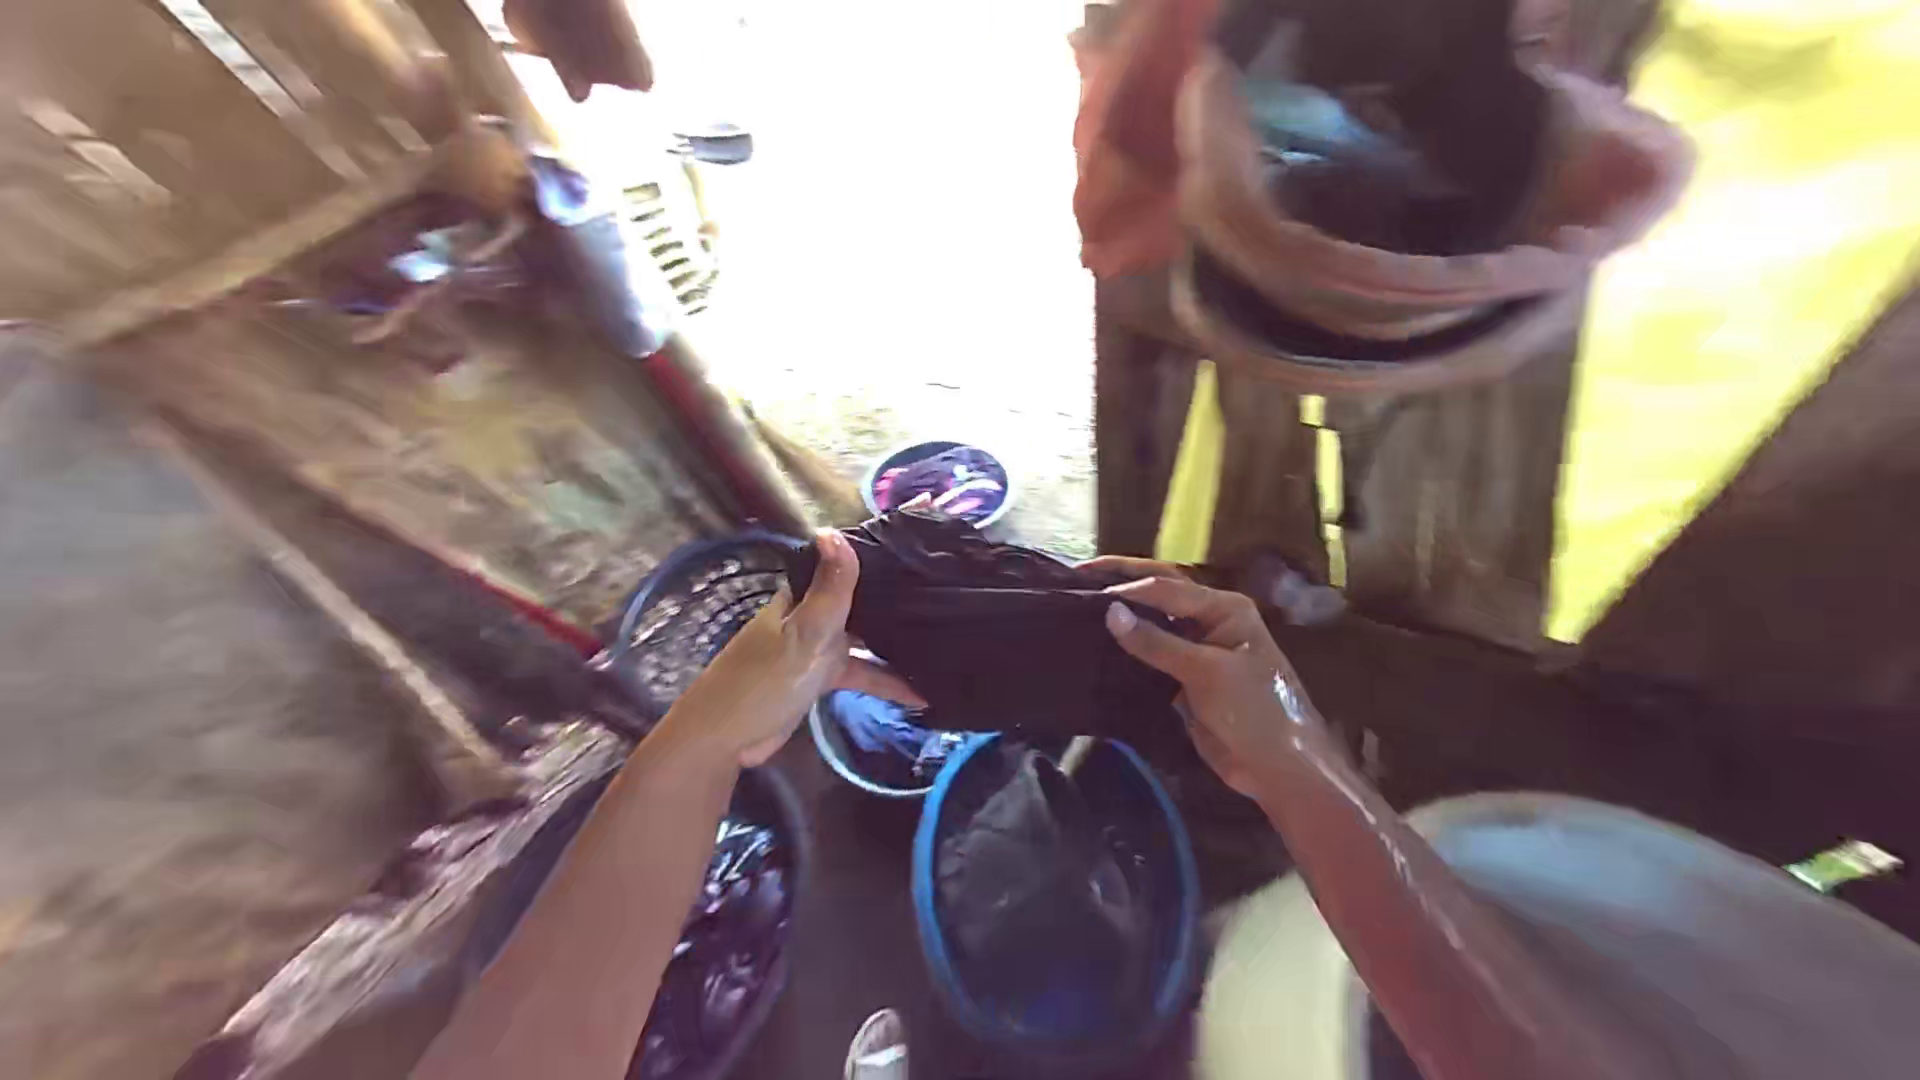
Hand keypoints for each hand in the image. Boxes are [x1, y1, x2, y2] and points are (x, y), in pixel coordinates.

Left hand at [659, 529, 924, 766]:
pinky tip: (922, 694)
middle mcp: (816, 612)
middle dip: (903, 590)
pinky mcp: (824, 676)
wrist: (724, 740)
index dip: (884, 544)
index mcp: (806, 594)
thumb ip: (827, 590)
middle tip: (952, 581)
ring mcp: (821, 644)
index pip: (849, 559)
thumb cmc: (762, 681)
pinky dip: (889, 682)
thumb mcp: (803, 634)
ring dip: (900, 638)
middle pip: (866, 595)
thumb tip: (834, 530)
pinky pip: (865, 672)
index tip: (926, 528)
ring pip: (870, 635)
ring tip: (949, 634)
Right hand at [1098, 570, 1324, 796]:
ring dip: (1124, 609)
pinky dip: (1128, 643)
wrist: (1279, 769)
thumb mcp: (1205, 672)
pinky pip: (1151, 650)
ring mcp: (1198, 646)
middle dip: (1123, 578)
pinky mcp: (1185, 674)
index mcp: (1224, 607)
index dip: (1128, 587)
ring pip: (1154, 619)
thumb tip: (1110, 611)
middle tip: (1081, 573)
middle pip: (1161, 589)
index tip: (1088, 591)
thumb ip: (1155, 641)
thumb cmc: (1254, 711)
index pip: (1167, 587)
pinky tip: (1100, 640)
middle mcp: (1211, 618)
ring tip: (1083, 600)